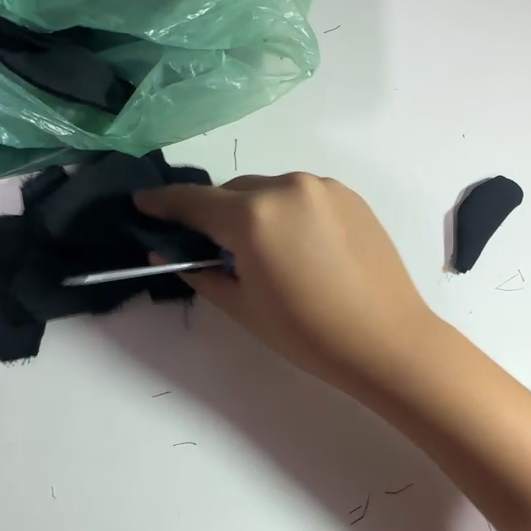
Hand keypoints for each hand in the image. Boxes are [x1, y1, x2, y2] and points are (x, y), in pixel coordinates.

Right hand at [134, 174, 444, 394]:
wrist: (388, 342)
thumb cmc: (310, 335)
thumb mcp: (244, 309)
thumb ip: (201, 272)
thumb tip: (167, 250)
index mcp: (254, 217)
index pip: (194, 201)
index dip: (163, 204)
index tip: (143, 204)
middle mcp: (287, 187)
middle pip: (234, 194)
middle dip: (215, 216)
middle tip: (212, 250)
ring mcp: (323, 188)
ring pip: (270, 192)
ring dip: (255, 214)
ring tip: (264, 256)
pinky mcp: (351, 197)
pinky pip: (303, 197)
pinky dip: (289, 215)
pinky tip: (300, 252)